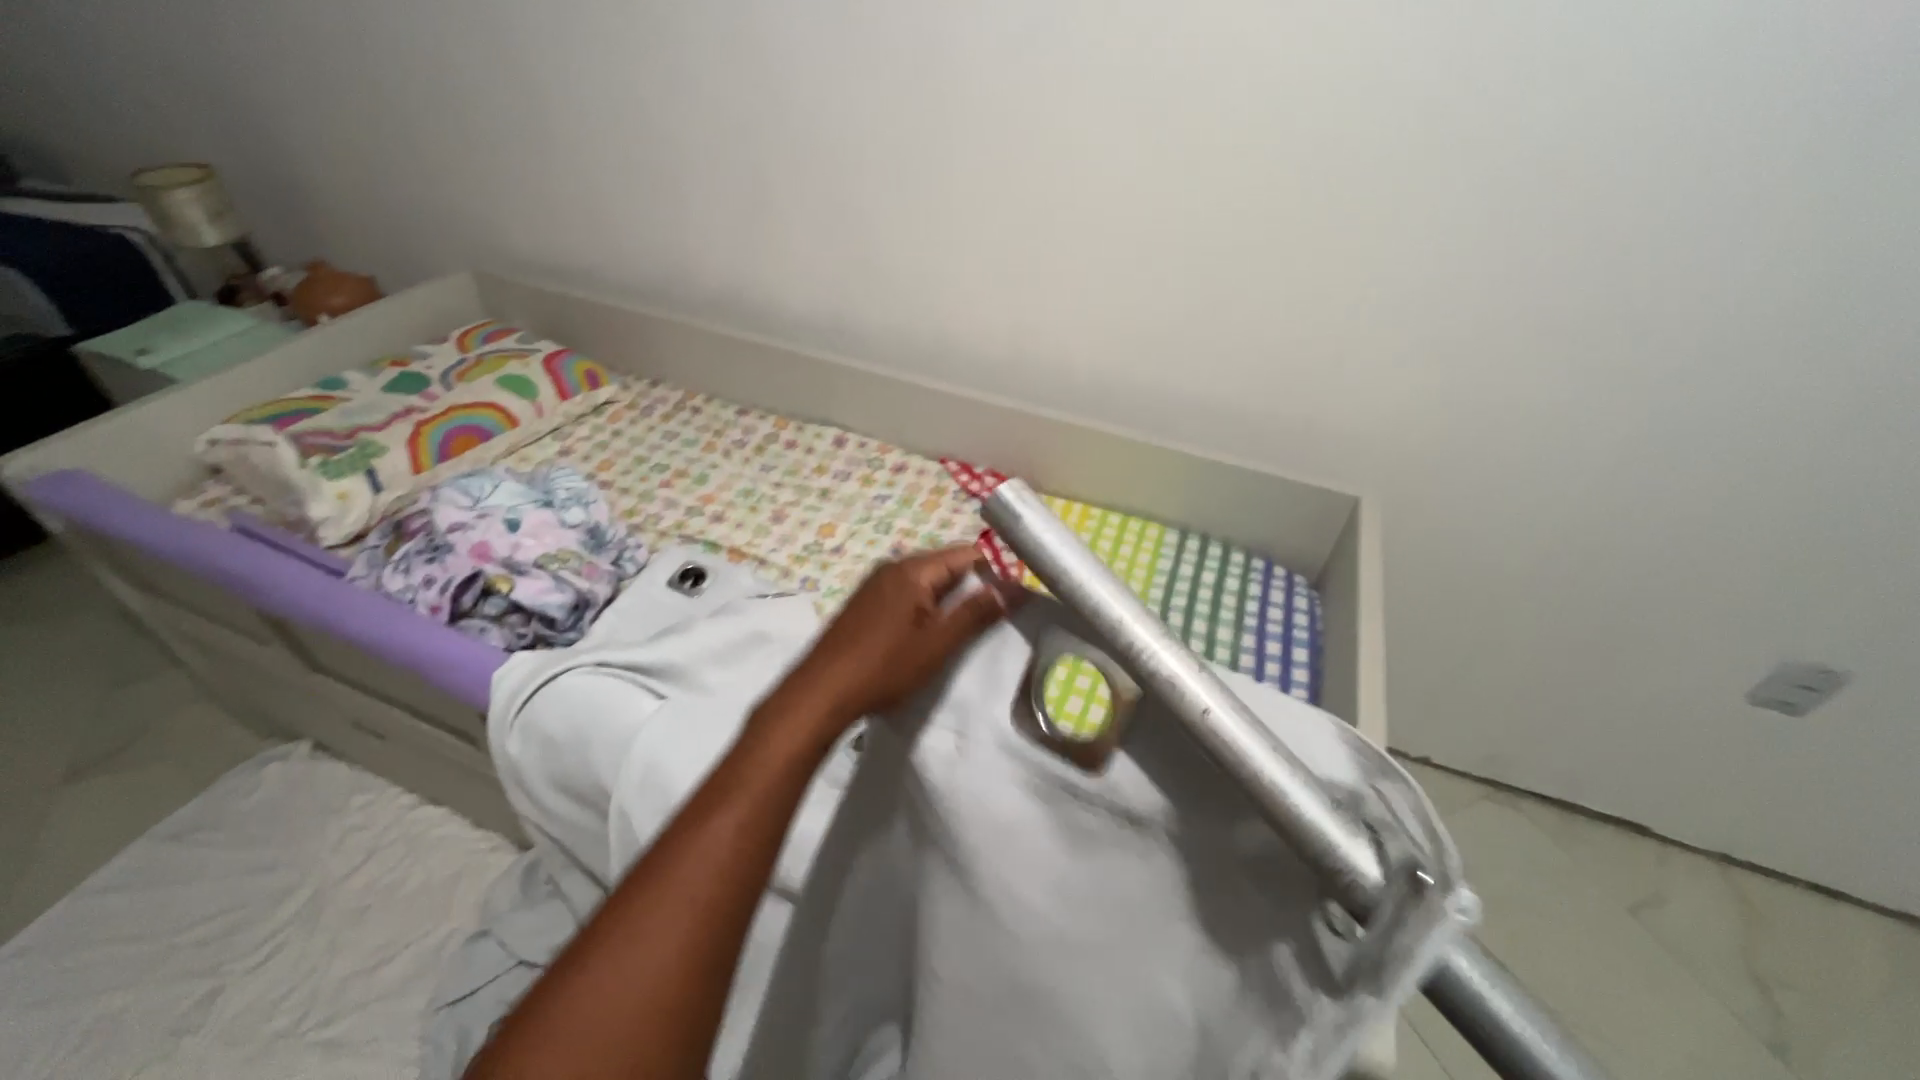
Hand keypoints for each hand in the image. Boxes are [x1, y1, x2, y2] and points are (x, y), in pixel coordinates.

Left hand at [764, 546, 1018, 741]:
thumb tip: (1014, 587)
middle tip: (992, 620)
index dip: (995, 572)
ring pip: (925, 583)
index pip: (967, 554)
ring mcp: (874, 584)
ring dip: (946, 602)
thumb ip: (977, 613)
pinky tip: (926, 636)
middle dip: (971, 588)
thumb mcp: (938, 643)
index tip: (1013, 598)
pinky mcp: (864, 604)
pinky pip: (905, 595)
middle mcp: (892, 567)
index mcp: (913, 569)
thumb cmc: (884, 667)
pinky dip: (924, 609)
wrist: (821, 692)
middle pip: (946, 566)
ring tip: (962, 632)